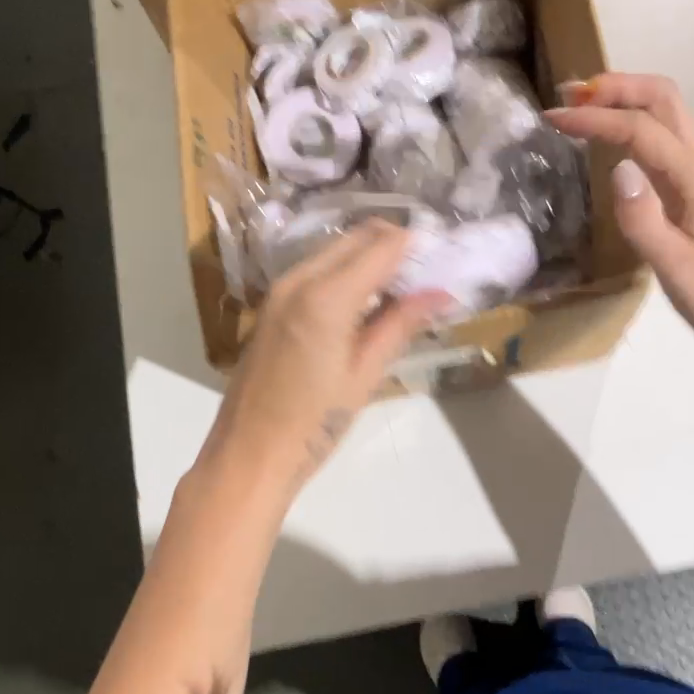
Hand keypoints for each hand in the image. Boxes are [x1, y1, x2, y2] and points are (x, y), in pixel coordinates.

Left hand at [202, 221, 449, 493]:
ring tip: (403, 295)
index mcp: (326, 297)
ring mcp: (279, 291)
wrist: (247, 456)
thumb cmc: (312, 425)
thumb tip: (442, 294)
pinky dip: (345, 275)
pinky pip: (316, 272)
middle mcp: (299, 280)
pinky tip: (366, 308)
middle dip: (394, 247)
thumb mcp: (364, 375)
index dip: (418, 246)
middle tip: (427, 277)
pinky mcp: (271, 307)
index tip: (445, 260)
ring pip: (334, 251)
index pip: (383, 245)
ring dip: (370, 260)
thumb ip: (401, 325)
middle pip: (356, 237)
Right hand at [548, 74, 693, 356]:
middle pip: (662, 99)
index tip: (553, 118)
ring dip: (624, 100)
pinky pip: (658, 141)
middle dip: (617, 86)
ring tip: (580, 106)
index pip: (640, 128)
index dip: (596, 118)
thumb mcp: (673, 265)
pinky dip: (629, 125)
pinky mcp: (686, 191)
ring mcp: (693, 176)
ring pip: (663, 114)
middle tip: (570, 95)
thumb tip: (617, 168)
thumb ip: (643, 218)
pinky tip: (605, 140)